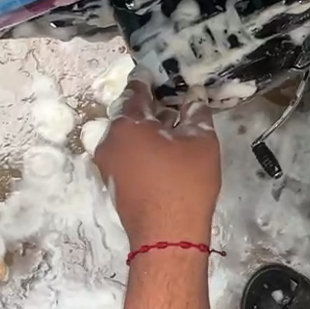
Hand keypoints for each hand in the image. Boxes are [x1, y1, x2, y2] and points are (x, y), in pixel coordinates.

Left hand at [94, 82, 222, 248]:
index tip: (154, 70)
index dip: (147, 78)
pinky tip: (165, 150)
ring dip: (147, 128)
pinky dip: (143, 146)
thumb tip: (193, 98)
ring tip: (174, 124)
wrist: (167, 237)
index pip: (135, 90)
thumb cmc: (185, 184)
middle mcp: (109, 141)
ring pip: (127, 135)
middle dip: (149, 105)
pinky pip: (127, 154)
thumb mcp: (201, 143)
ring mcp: (108, 164)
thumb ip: (196, 114)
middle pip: (128, 113)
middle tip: (171, 98)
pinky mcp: (113, 183)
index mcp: (127, 124)